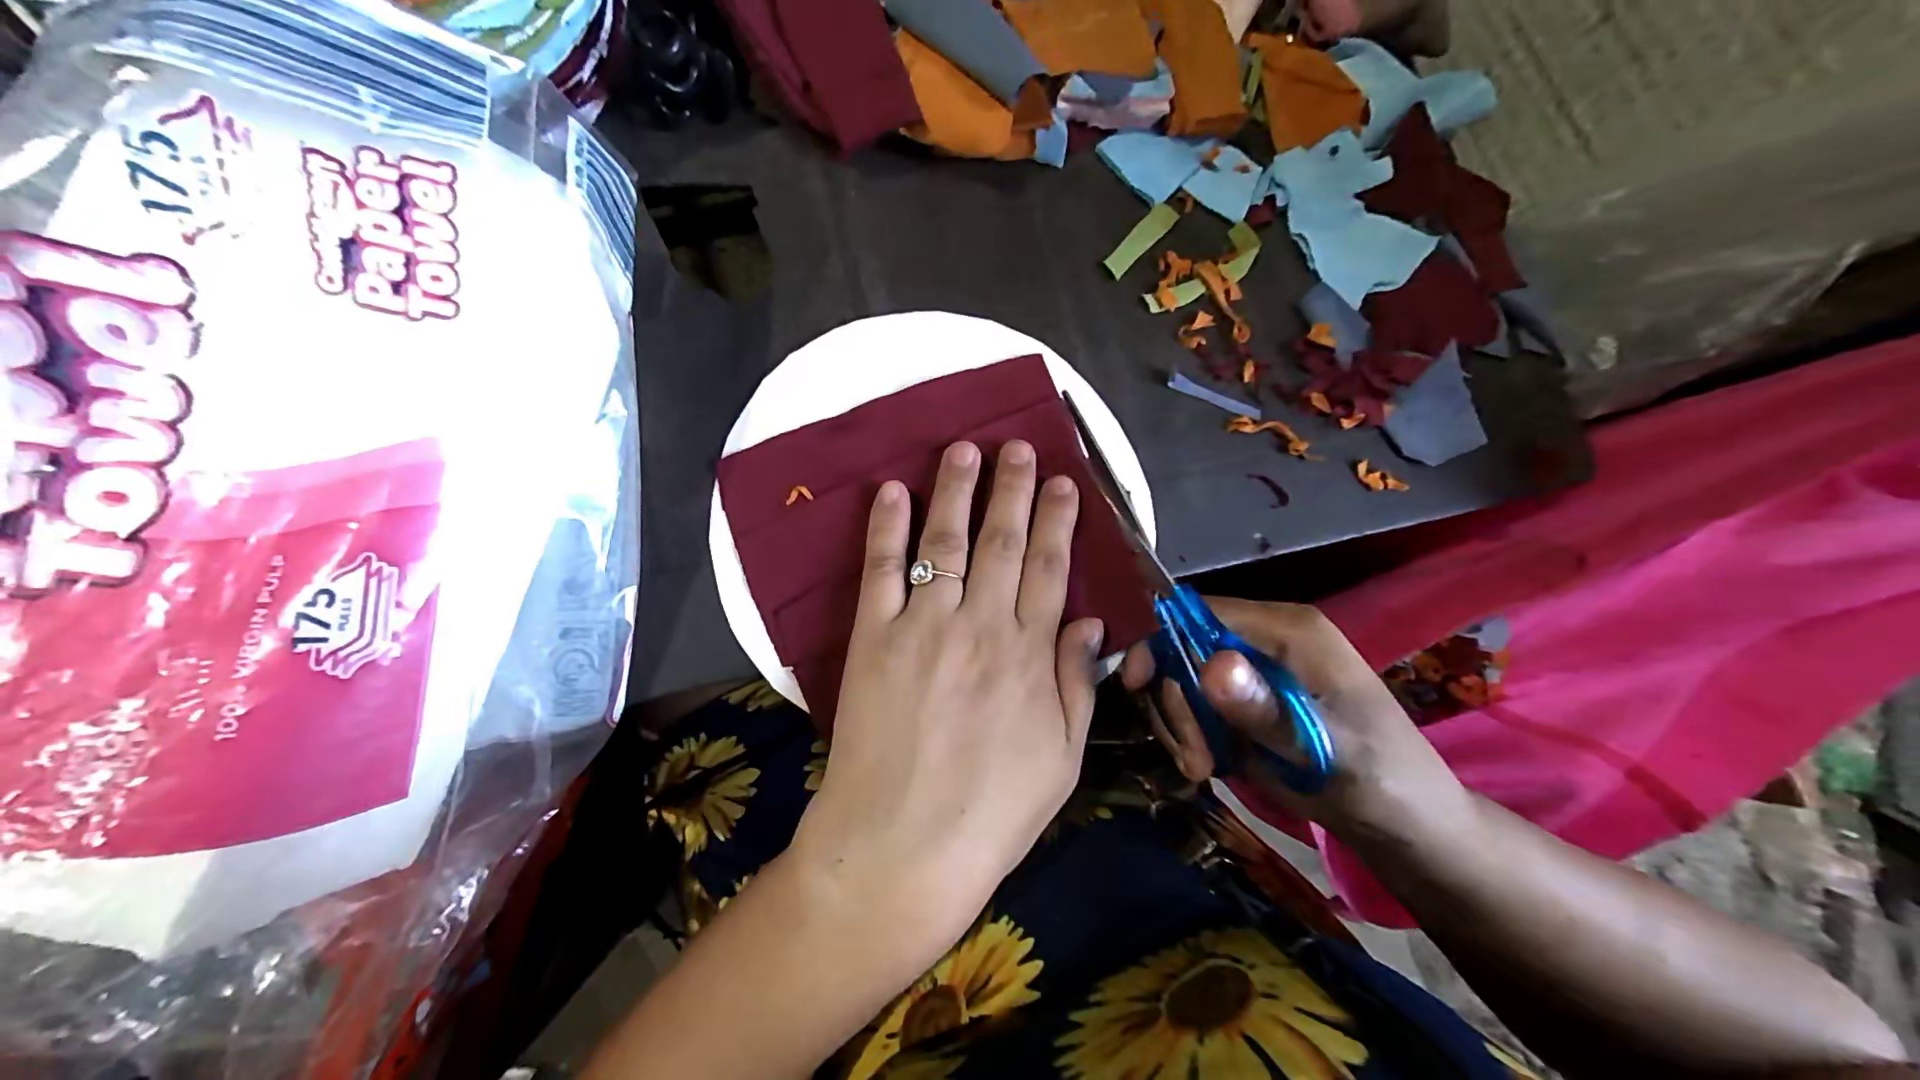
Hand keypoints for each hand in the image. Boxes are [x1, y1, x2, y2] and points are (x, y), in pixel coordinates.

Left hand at [789, 440, 1104, 959]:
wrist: (903, 846)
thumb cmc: (992, 812)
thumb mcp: (1061, 758)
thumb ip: (1076, 684)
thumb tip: (1088, 621)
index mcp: (1030, 656)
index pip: (1050, 569)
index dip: (1058, 521)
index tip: (1064, 481)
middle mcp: (981, 627)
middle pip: (1002, 543)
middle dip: (1013, 489)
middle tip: (1019, 446)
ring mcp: (923, 629)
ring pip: (946, 544)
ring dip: (956, 491)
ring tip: (965, 449)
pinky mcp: (872, 640)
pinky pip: (881, 572)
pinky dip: (886, 528)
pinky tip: (891, 490)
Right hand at [1121, 598, 1467, 843]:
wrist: (1404, 825)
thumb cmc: (1381, 780)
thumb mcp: (1325, 749)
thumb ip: (1266, 710)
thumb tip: (1211, 666)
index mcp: (1288, 630)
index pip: (1200, 612)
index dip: (1162, 641)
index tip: (1138, 687)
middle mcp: (1263, 641)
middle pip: (1181, 648)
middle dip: (1175, 702)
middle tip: (1193, 756)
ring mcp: (1250, 674)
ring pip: (1179, 681)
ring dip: (1179, 725)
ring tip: (1204, 767)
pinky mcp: (1241, 705)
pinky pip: (1190, 708)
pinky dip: (1187, 737)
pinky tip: (1207, 766)